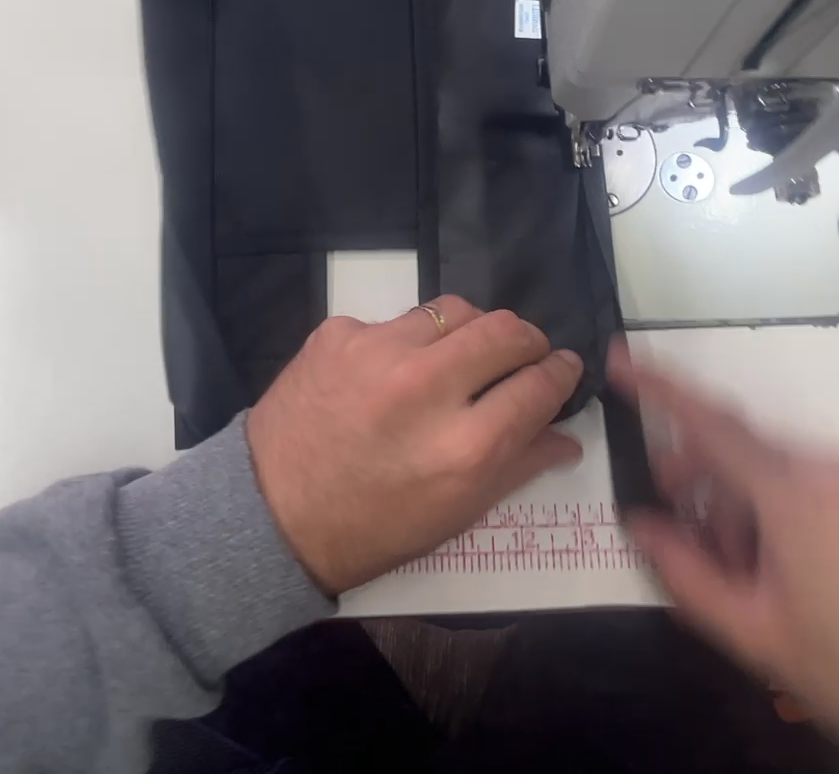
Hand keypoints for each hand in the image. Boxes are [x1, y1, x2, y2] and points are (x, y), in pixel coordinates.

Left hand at [247, 297, 584, 594]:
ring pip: (455, 310)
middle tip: (523, 354)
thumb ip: (518, 466)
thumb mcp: (455, 514)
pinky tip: (389, 372)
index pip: (539, 387)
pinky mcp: (338, 332)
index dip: (561, 372)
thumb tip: (566, 436)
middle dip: (528, 340)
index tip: (564, 367)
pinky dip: (405, 343)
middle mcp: (425, 389)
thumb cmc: (372, 527)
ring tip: (461, 356)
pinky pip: (395, 322)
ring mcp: (377, 351)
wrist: (271, 513)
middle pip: (505, 331)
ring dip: (470, 331)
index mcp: (463, 448)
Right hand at [614, 351, 838, 773]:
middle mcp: (836, 471)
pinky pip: (810, 476)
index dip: (659, 386)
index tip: (620, 358)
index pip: (713, 425)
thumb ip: (685, 571)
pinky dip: (777, 502)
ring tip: (744, 565)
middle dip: (699, 476)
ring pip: (774, 465)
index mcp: (799, 499)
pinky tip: (781, 558)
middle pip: (740, 448)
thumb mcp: (754, 633)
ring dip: (740, 499)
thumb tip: (639, 523)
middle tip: (682, 524)